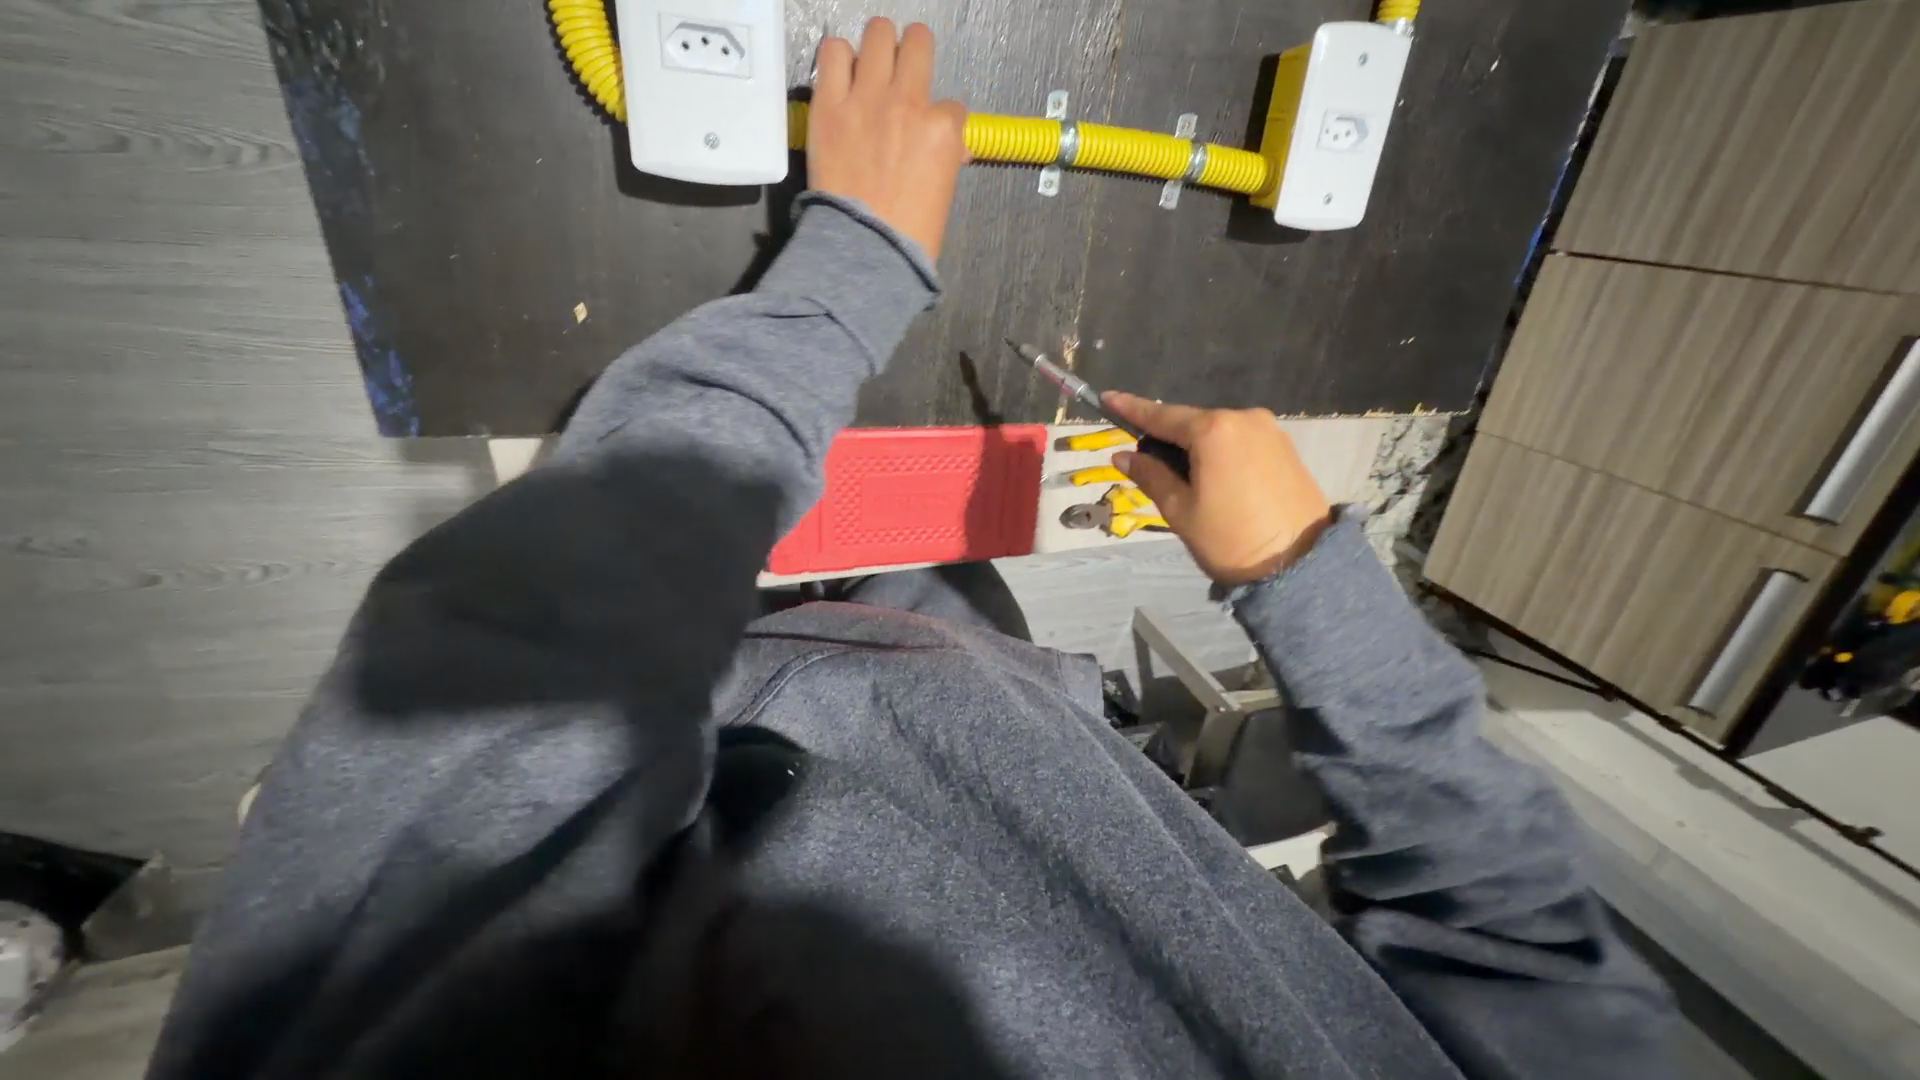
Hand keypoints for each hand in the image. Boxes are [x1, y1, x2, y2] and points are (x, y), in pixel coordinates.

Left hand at [807, 19, 968, 260]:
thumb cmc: (910, 235)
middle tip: (902, 71)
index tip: (928, 132)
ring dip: (876, 48)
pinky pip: (833, 53)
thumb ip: (947, 159)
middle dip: (913, 53)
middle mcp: (908, 103)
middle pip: (917, 42)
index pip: (951, 104)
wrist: (866, 250)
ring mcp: (867, 100)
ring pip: (876, 34)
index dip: (940, 118)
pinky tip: (841, 76)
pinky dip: (839, 59)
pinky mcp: (829, 106)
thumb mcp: (944, 194)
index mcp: (942, 129)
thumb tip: (951, 147)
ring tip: (869, 68)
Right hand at [1106, 393, 1333, 585]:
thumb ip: (1150, 475)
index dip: (1132, 408)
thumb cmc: (1230, 538)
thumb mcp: (1180, 510)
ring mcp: (1269, 430)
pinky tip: (1212, 479)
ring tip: (1181, 481)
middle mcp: (1243, 418)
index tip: (1107, 397)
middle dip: (1166, 437)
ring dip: (1194, 448)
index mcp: (1214, 430)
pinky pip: (1239, 441)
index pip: (1162, 415)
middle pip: (1191, 423)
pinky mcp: (1285, 447)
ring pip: (1216, 433)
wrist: (1299, 565)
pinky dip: (1219, 453)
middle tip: (1144, 462)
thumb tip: (1123, 456)